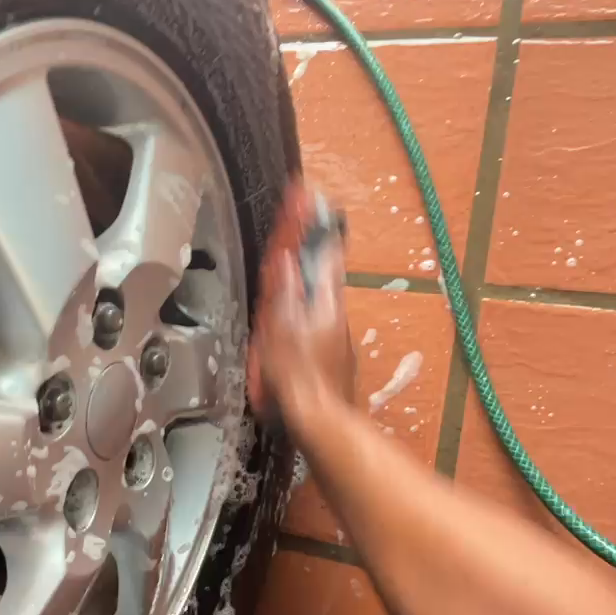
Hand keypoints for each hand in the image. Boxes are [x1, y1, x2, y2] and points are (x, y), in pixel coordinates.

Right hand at [248, 179, 355, 430]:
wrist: (322, 422)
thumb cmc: (298, 379)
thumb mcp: (281, 330)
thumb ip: (283, 293)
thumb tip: (284, 257)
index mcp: (323, 302)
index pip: (319, 250)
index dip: (310, 222)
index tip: (306, 192)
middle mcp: (334, 312)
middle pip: (320, 268)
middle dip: (307, 239)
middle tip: (298, 210)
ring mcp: (334, 333)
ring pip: (317, 292)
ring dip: (305, 268)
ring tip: (291, 248)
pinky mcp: (330, 352)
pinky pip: (314, 314)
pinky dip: (303, 300)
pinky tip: (292, 306)